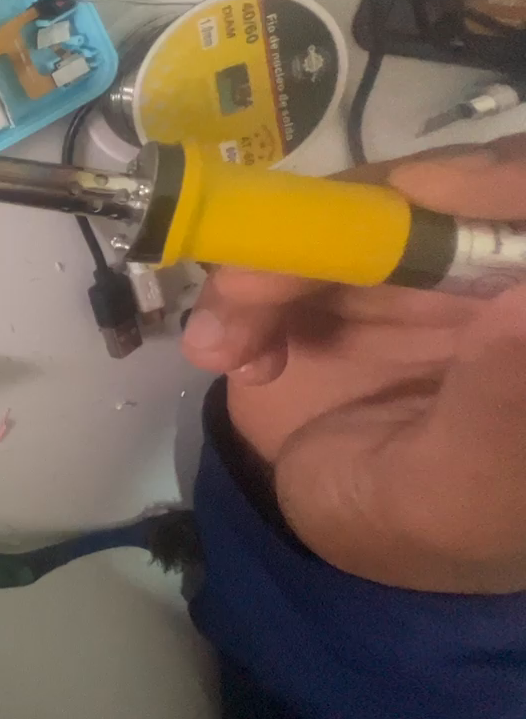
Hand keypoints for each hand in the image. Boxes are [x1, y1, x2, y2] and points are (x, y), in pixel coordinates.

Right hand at [183, 136, 525, 592]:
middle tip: (245, 292)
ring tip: (222, 348)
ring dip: (252, 278)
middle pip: (412, 204)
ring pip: (321, 224)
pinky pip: (263, 257)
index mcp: (524, 325)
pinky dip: (229, 300)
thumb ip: (500, 405)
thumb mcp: (465, 487)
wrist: (332, 534)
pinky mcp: (323, 287)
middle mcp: (481, 278)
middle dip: (315, 238)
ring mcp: (403, 279)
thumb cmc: (424, 529)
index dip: (486, 184)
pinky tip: (226, 353)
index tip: (414, 195)